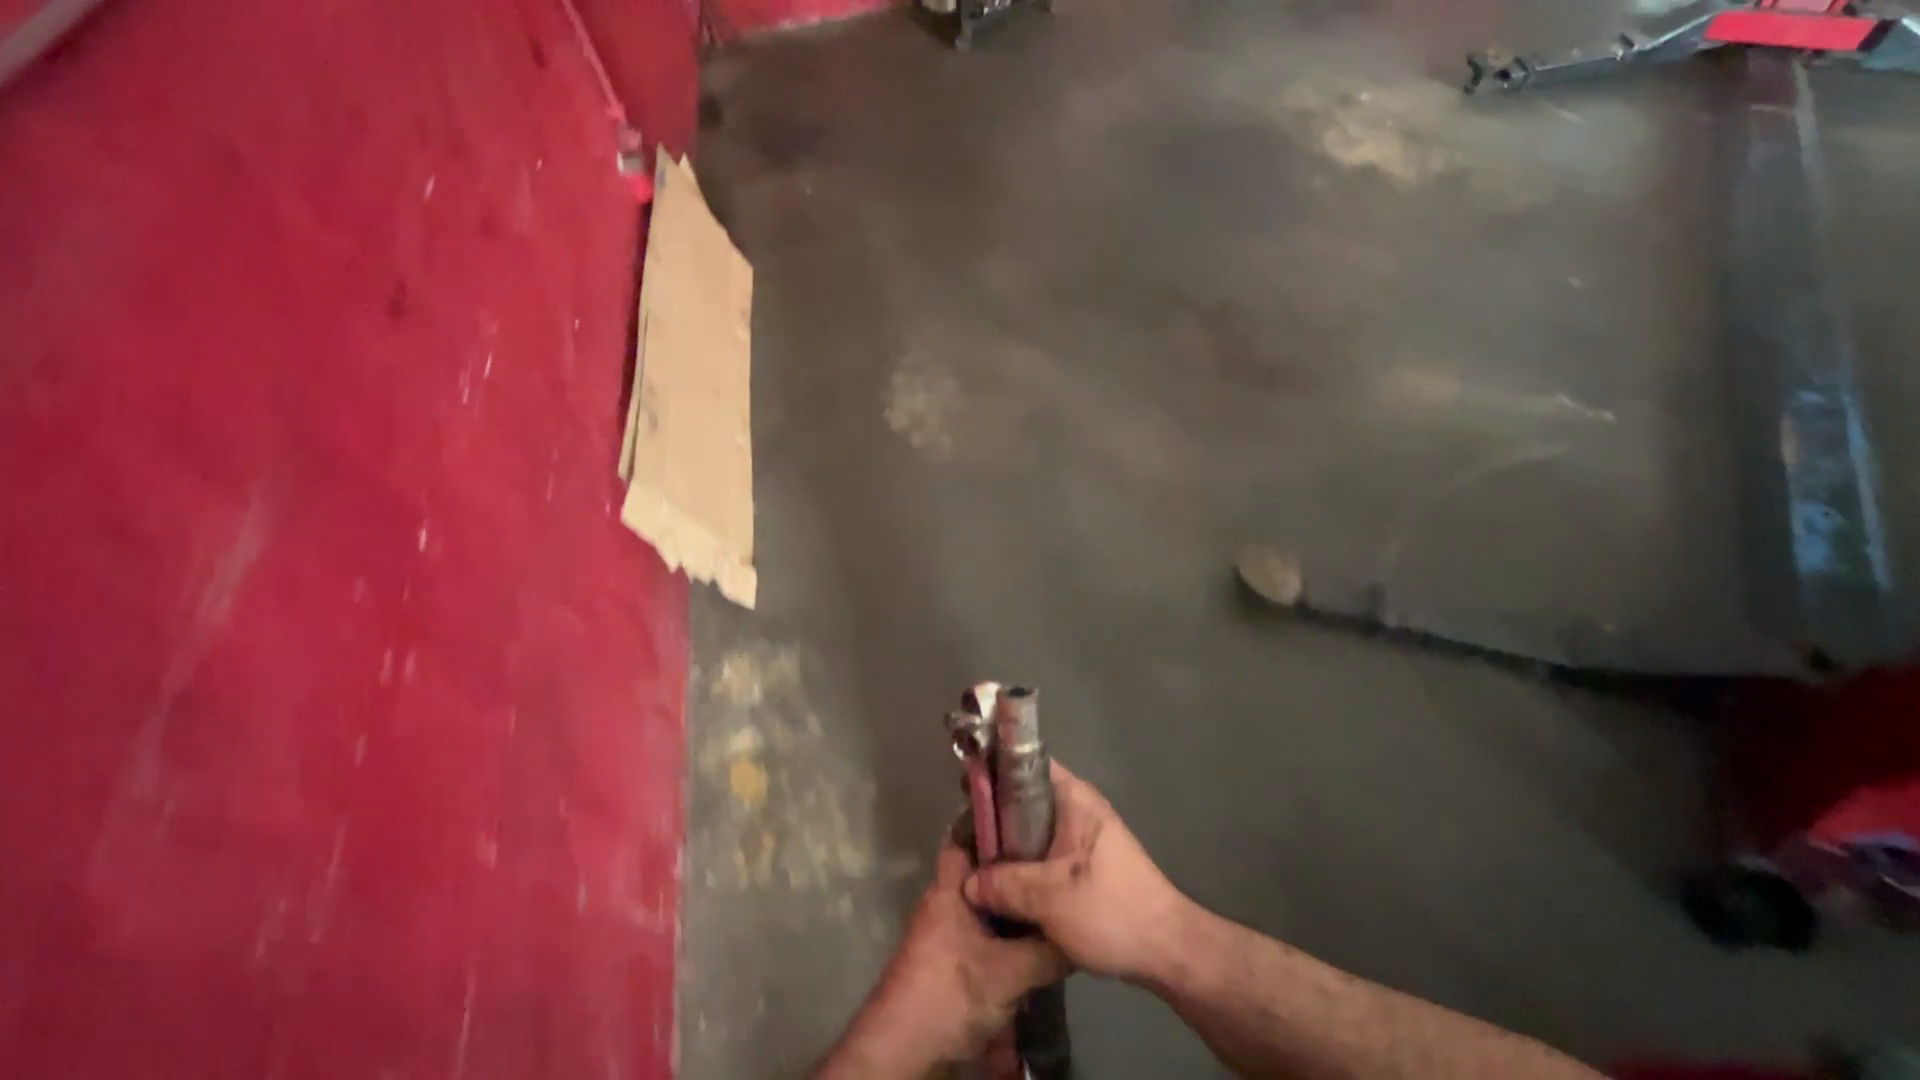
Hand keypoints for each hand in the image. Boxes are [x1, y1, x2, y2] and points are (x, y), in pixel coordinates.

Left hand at [814, 836, 1067, 1078]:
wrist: (905, 1049)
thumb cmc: (948, 994)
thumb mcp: (1006, 974)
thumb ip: (1045, 952)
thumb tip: (1079, 931)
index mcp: (950, 888)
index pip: (966, 833)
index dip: (994, 818)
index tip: (1032, 810)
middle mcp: (948, 901)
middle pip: (985, 868)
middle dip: (1018, 861)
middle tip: (1058, 855)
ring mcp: (951, 930)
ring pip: (990, 900)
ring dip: (1018, 899)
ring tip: (1059, 890)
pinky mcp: (959, 958)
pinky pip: (991, 929)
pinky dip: (1014, 929)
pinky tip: (1043, 934)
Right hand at [964, 762, 1189, 983]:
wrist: (1167, 951)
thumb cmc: (1112, 910)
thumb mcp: (1050, 897)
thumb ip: (1004, 884)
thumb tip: (967, 883)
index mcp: (1075, 800)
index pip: (1027, 764)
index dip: (994, 768)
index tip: (963, 786)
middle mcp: (1079, 811)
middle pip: (1024, 799)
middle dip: (992, 815)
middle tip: (960, 834)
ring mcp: (1082, 841)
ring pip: (1031, 832)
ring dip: (1005, 846)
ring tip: (972, 861)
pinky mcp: (1083, 869)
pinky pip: (1041, 856)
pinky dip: (1020, 866)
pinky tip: (998, 886)